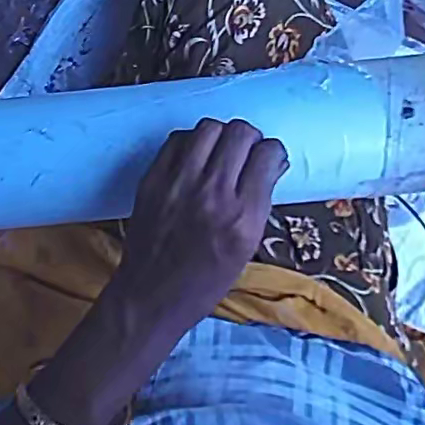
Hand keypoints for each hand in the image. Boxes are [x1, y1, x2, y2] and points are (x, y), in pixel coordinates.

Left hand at [109, 118, 288, 323]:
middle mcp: (213, 194)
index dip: (272, 152)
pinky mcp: (153, 179)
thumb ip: (261, 201)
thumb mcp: (247, 246)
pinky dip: (192, 142)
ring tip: (221, 152)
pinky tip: (196, 158)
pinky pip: (178, 138)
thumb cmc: (206, 280)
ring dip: (221, 135)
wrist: (151, 296)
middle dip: (250, 139)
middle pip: (240, 132)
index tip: (269, 159)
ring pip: (210, 127)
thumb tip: (271, 164)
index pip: (267, 155)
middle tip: (247, 152)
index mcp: (243, 217)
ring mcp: (179, 183)